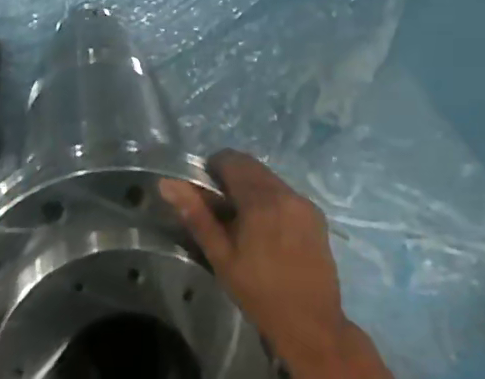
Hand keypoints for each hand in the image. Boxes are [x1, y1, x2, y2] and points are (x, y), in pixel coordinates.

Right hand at [159, 151, 392, 378]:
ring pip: (269, 178)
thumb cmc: (259, 292)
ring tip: (244, 223)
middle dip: (232, 178)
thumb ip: (196, 214)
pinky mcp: (317, 215)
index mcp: (261, 199)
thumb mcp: (221, 256)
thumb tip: (167, 183)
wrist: (311, 326)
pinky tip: (268, 231)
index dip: (213, 168)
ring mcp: (304, 202)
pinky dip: (271, 200)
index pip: (231, 159)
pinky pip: (286, 193)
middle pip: (251, 166)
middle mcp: (285, 192)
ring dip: (252, 188)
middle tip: (222, 210)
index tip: (206, 193)